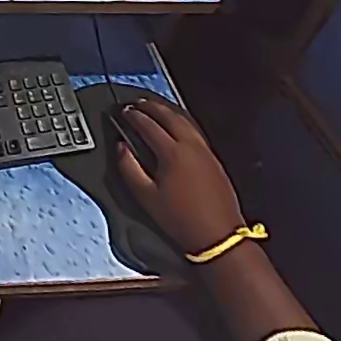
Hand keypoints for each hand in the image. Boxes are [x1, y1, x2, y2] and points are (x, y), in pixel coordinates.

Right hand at [115, 99, 246, 252]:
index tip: (123, 112)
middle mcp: (191, 147)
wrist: (219, 238)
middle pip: (170, 117)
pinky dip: (181, 123)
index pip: (149, 125)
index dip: (134, 116)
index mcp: (172, 153)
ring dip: (168, 112)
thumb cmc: (180, 218)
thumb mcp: (145, 196)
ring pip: (186, 122)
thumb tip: (121, 148)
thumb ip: (128, 167)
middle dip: (151, 107)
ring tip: (155, 109)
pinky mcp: (215, 161)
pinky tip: (176, 127)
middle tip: (137, 103)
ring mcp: (206, 153)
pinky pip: (195, 132)